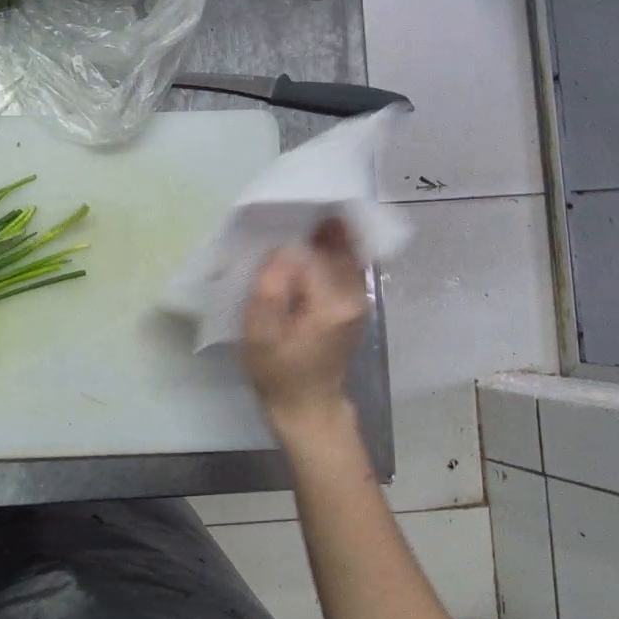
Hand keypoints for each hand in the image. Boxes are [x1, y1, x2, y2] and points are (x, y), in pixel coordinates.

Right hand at [243, 218, 369, 433]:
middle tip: (286, 210)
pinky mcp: (352, 305)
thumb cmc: (279, 373)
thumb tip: (282, 251)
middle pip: (341, 246)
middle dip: (319, 226)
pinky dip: (329, 252)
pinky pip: (344, 266)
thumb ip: (270, 289)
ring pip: (346, 254)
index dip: (296, 234)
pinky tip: (306, 249)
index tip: (276, 215)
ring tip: (295, 224)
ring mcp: (358, 300)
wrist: (307, 408)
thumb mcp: (261, 334)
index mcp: (333, 302)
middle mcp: (354, 295)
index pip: (316, 252)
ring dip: (325, 236)